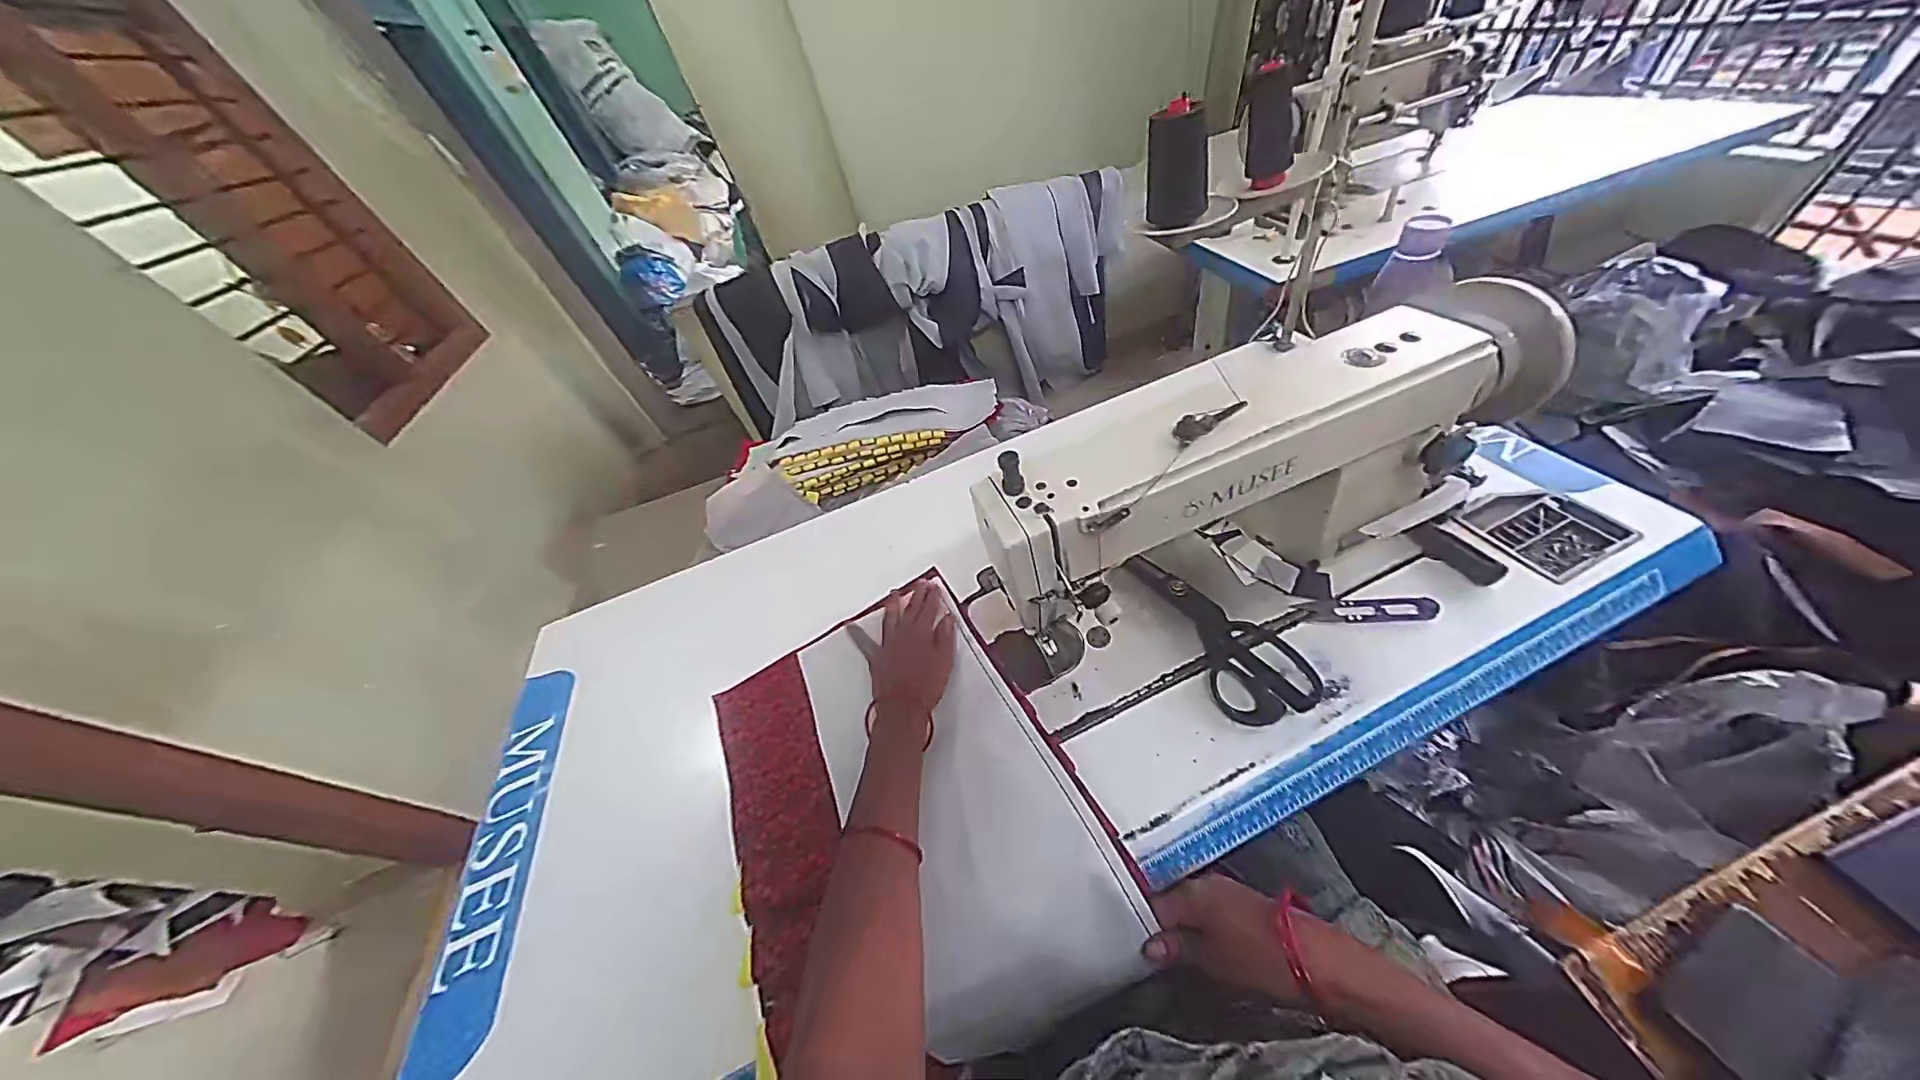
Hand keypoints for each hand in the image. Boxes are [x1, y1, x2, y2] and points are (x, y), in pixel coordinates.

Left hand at [865, 579, 956, 738]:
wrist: (903, 707)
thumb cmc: (925, 687)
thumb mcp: (945, 660)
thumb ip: (945, 637)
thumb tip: (947, 620)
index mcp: (921, 634)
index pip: (929, 609)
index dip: (933, 596)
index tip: (934, 587)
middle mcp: (903, 635)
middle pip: (911, 609)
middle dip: (916, 594)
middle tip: (920, 583)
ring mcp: (888, 645)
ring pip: (890, 618)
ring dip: (892, 604)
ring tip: (894, 594)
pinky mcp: (877, 658)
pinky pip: (864, 643)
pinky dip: (857, 634)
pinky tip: (851, 627)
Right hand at [1146, 874, 1444, 1022]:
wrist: (1321, 963)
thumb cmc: (1267, 959)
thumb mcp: (1211, 961)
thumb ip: (1176, 949)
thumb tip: (1152, 946)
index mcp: (1192, 891)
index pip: (1152, 902)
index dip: (1140, 921)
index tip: (1134, 939)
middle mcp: (1207, 883)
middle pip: (1170, 899)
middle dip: (1161, 920)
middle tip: (1152, 947)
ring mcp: (1228, 891)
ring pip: (1190, 904)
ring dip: (1181, 923)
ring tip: (1177, 950)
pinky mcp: (1245, 904)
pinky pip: (1209, 910)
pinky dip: (1201, 925)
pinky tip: (1204, 945)